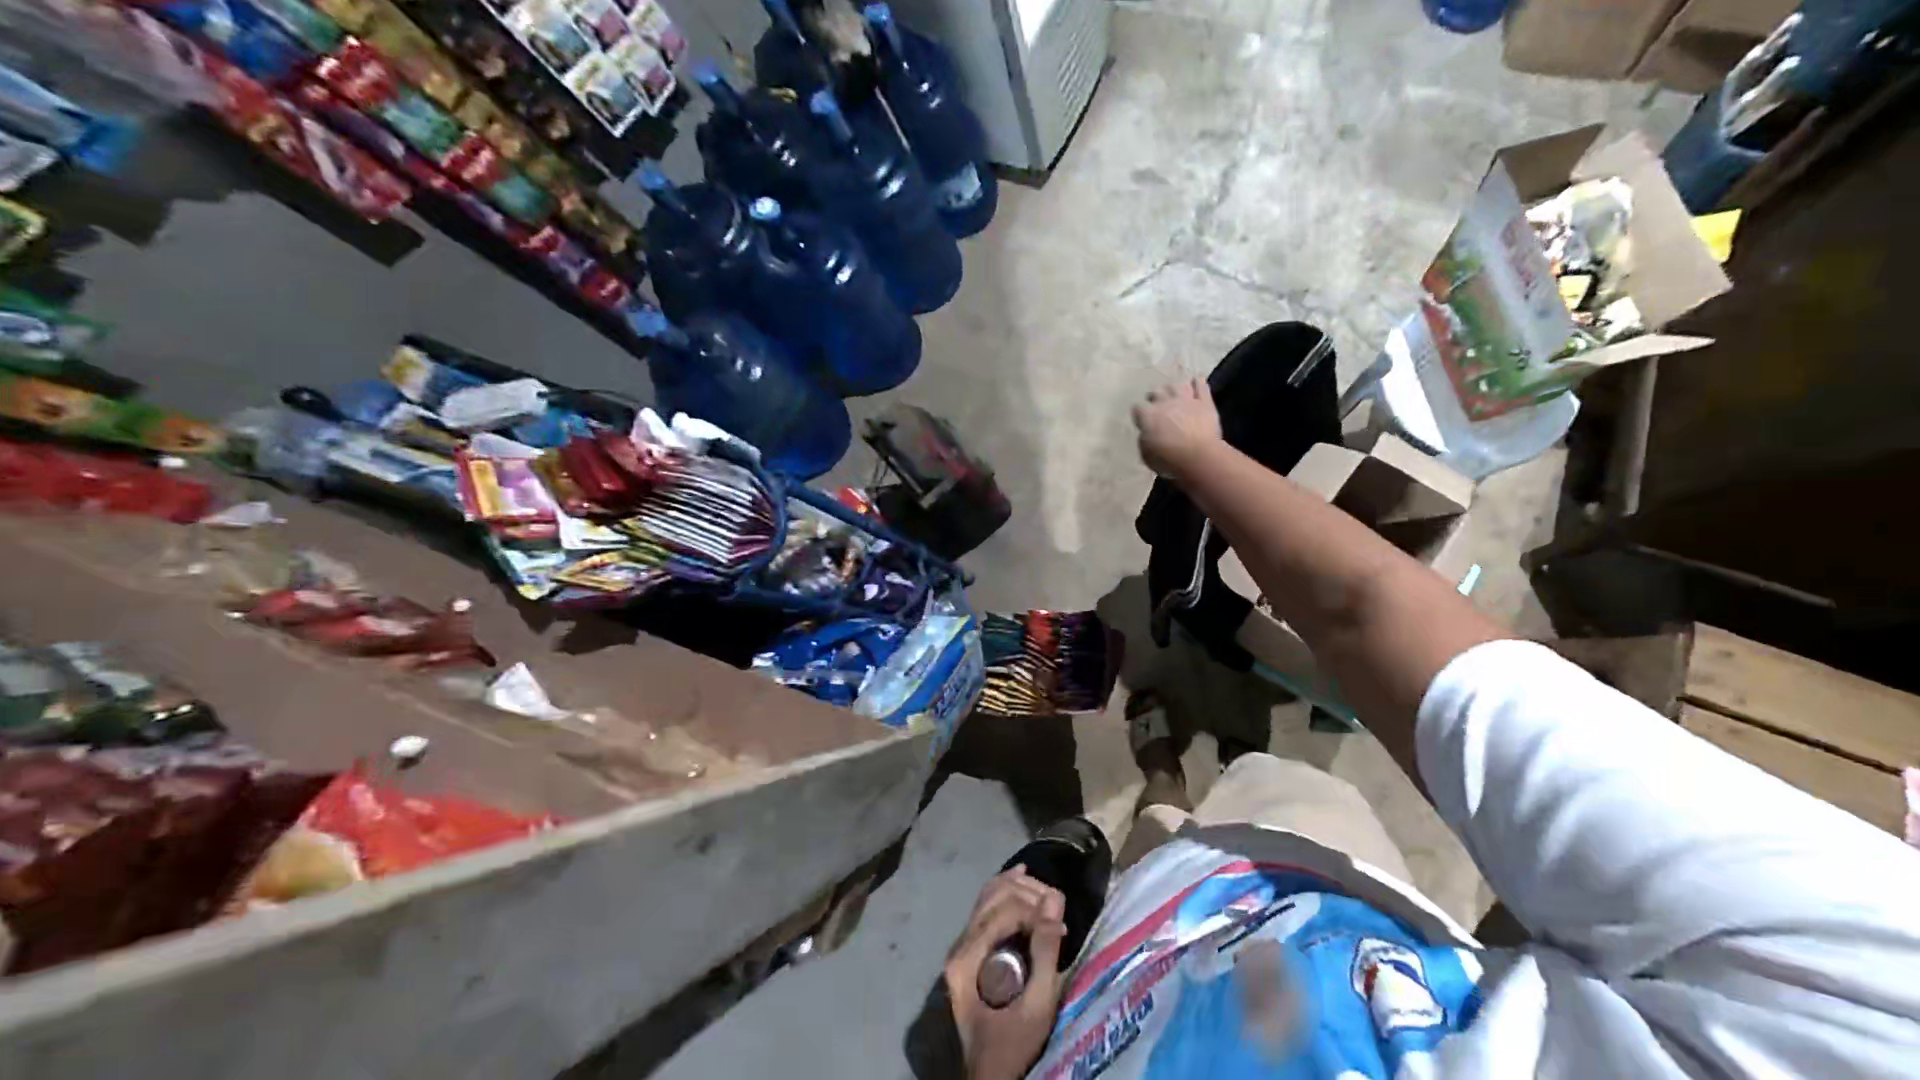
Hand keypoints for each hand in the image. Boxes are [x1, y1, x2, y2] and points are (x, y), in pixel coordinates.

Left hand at [943, 866, 1067, 1079]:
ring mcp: (962, 946)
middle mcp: (959, 946)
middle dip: (1027, 892)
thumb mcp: (1038, 1005)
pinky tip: (1023, 878)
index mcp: (967, 960)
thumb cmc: (1014, 1045)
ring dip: (1019, 889)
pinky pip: (987, 908)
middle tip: (1057, 903)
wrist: (991, 1075)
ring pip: (988, 897)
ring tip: (1048, 894)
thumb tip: (1054, 900)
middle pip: (992, 897)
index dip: (1032, 906)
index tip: (1060, 917)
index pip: (1001, 911)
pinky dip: (1006, 890)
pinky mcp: (971, 950)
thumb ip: (1045, 952)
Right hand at [1132, 378, 1222, 478]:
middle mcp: (1165, 402)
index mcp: (1148, 415)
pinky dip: (1198, 382)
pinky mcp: (1205, 402)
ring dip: (1174, 388)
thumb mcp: (1146, 455)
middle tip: (1158, 405)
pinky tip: (1196, 380)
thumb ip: (1144, 439)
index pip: (1138, 407)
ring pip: (1177, 384)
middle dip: (1155, 397)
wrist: (1199, 457)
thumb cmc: (1169, 460)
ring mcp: (1186, 400)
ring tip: (1175, 394)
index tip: (1143, 421)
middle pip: (1156, 390)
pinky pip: (1201, 386)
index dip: (1140, 414)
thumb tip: (1147, 433)